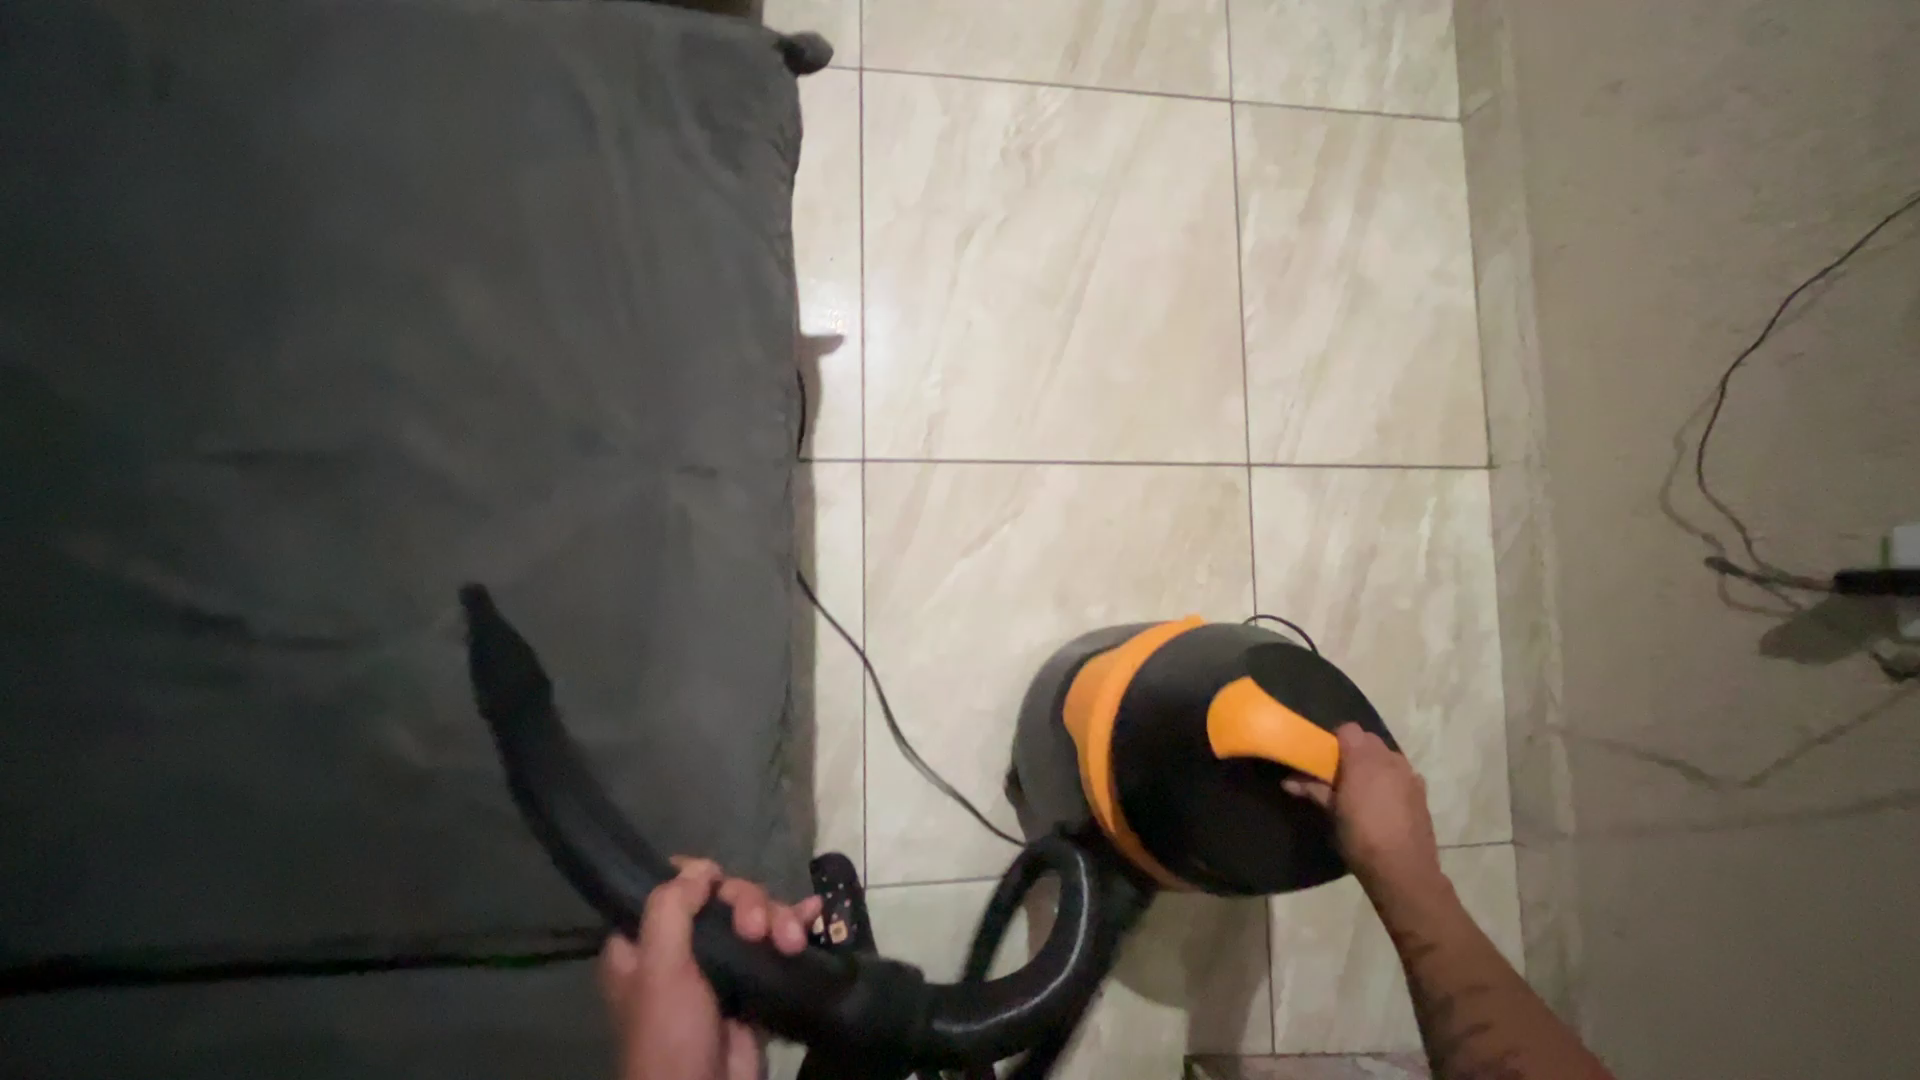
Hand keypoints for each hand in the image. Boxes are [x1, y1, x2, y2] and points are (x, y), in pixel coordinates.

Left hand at [600, 857, 824, 1079]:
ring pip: (753, 916)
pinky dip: (795, 923)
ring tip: (792, 943)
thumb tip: (700, 867)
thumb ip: (672, 909)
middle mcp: (678, 949)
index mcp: (642, 945)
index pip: (668, 887)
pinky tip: (813, 913)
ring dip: (778, 918)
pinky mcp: (753, 983)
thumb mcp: (660, 971)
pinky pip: (775, 938)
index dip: (696, 877)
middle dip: (749, 904)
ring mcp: (719, 966)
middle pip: (720, 897)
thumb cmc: (670, 1039)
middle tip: (758, 929)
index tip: (717, 884)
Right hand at [1283, 724, 1444, 897]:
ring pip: (1386, 756)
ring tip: (1362, 788)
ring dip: (1373, 764)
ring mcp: (1409, 774)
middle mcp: (1389, 759)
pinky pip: (1402, 773)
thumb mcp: (1330, 812)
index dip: (1335, 740)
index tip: (1325, 758)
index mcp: (1363, 759)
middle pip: (1368, 740)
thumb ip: (1312, 789)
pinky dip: (1391, 778)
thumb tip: (1287, 781)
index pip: (1348, 729)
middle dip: (1353, 750)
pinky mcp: (1422, 791)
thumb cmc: (1360, 836)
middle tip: (1339, 774)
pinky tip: (1383, 800)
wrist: (1403, 869)